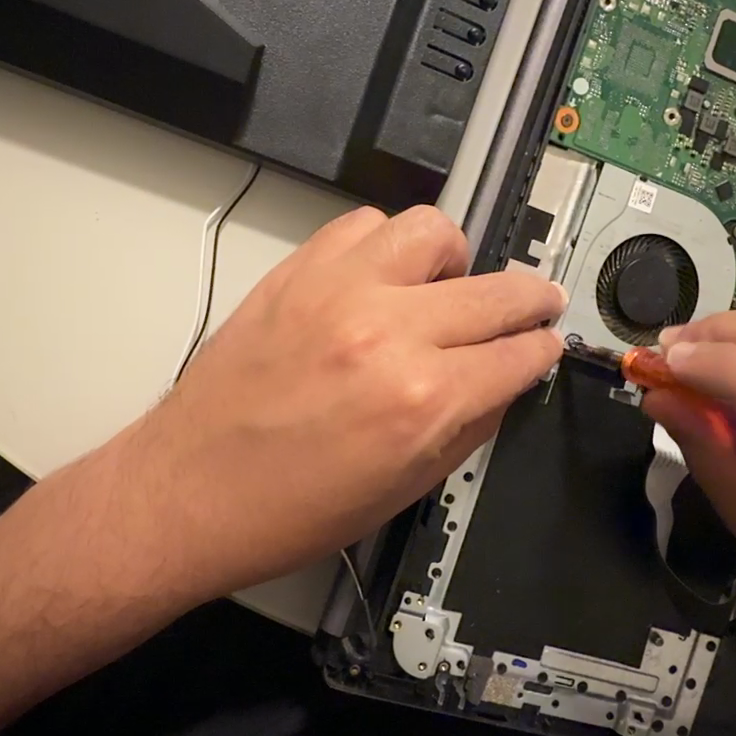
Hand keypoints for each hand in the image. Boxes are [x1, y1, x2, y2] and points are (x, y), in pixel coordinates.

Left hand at [112, 205, 564, 598]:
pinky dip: (388, 246)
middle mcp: (387, 332)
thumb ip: (470, 425)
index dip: (544, 350)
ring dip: (457, 260)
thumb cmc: (290, 510)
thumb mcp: (404, 490)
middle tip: (536, 304)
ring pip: (433, 231)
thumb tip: (507, 379)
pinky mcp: (296, 272)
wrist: (188, 491)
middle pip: (496, 291)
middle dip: (532, 299)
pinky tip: (384, 277)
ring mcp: (338, 291)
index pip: (518, 355)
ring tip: (446, 287)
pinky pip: (364, 226)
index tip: (547, 344)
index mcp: (422, 401)